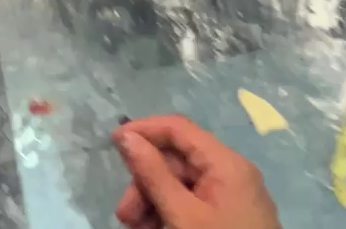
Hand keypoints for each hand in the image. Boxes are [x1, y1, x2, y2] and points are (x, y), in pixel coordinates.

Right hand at [112, 115, 280, 228]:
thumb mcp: (182, 215)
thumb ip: (152, 173)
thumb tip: (125, 136)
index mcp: (226, 163)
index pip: (177, 127)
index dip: (143, 130)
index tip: (113, 144)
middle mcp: (232, 173)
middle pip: (176, 161)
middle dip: (145, 183)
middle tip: (125, 213)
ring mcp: (233, 197)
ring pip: (181, 185)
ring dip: (153, 202)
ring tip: (135, 227)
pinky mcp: (230, 218)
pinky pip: (193, 204)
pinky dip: (170, 213)